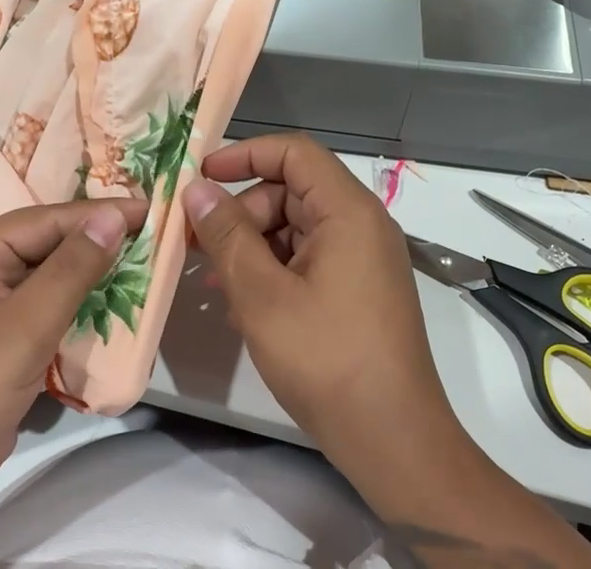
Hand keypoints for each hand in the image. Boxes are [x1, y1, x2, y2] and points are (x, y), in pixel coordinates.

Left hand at [0, 198, 144, 547]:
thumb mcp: (20, 331)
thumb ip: (70, 271)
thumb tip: (114, 216)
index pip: (48, 219)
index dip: (102, 213)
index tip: (155, 209)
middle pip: (51, 245)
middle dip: (102, 243)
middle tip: (160, 239)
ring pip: (53, 281)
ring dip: (96, 278)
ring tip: (150, 269)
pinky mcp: (1, 345)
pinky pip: (49, 314)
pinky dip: (82, 311)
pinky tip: (117, 311)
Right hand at [182, 135, 459, 469]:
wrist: (394, 439)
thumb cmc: (326, 359)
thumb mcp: (262, 295)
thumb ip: (227, 236)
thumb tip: (198, 190)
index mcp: (348, 211)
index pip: (294, 152)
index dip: (244, 154)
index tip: (199, 178)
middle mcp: (362, 225)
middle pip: (292, 192)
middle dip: (241, 214)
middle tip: (196, 247)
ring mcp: (364, 261)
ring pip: (296, 230)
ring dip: (252, 249)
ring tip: (215, 285)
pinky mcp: (360, 292)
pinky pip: (310, 262)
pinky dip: (274, 274)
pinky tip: (244, 310)